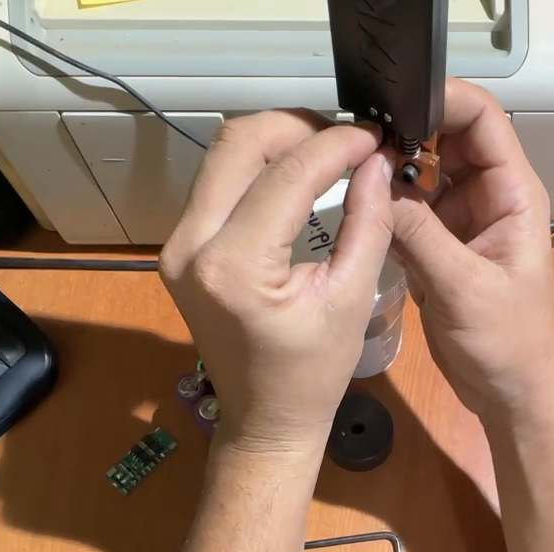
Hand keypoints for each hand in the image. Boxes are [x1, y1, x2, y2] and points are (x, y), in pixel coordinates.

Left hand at [161, 112, 394, 456]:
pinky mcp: (179, 251)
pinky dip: (257, 170)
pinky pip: (216, 186)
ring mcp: (177, 248)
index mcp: (235, 267)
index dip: (335, 146)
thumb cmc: (313, 377)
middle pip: (238, 144)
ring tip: (325, 155)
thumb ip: (368, 224)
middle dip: (297, 128)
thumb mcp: (350, 301)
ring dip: (275, 144)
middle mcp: (191, 247)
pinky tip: (294, 179)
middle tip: (345, 138)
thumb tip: (376, 163)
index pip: (286, 175)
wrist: (265, 422)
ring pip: (222, 158)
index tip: (372, 138)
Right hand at [390, 80, 553, 420]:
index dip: (441, 99)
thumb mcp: (464, 286)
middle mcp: (486, 198)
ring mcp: (460, 224)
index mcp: (512, 193)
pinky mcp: (439, 251)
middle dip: (406, 133)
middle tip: (357, 139)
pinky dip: (388, 211)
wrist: (509, 394)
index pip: (481, 119)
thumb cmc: (506, 343)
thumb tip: (374, 182)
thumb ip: (419, 234)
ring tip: (351, 170)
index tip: (392, 100)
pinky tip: (361, 208)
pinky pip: (409, 216)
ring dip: (392, 173)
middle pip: (446, 140)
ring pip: (422, 178)